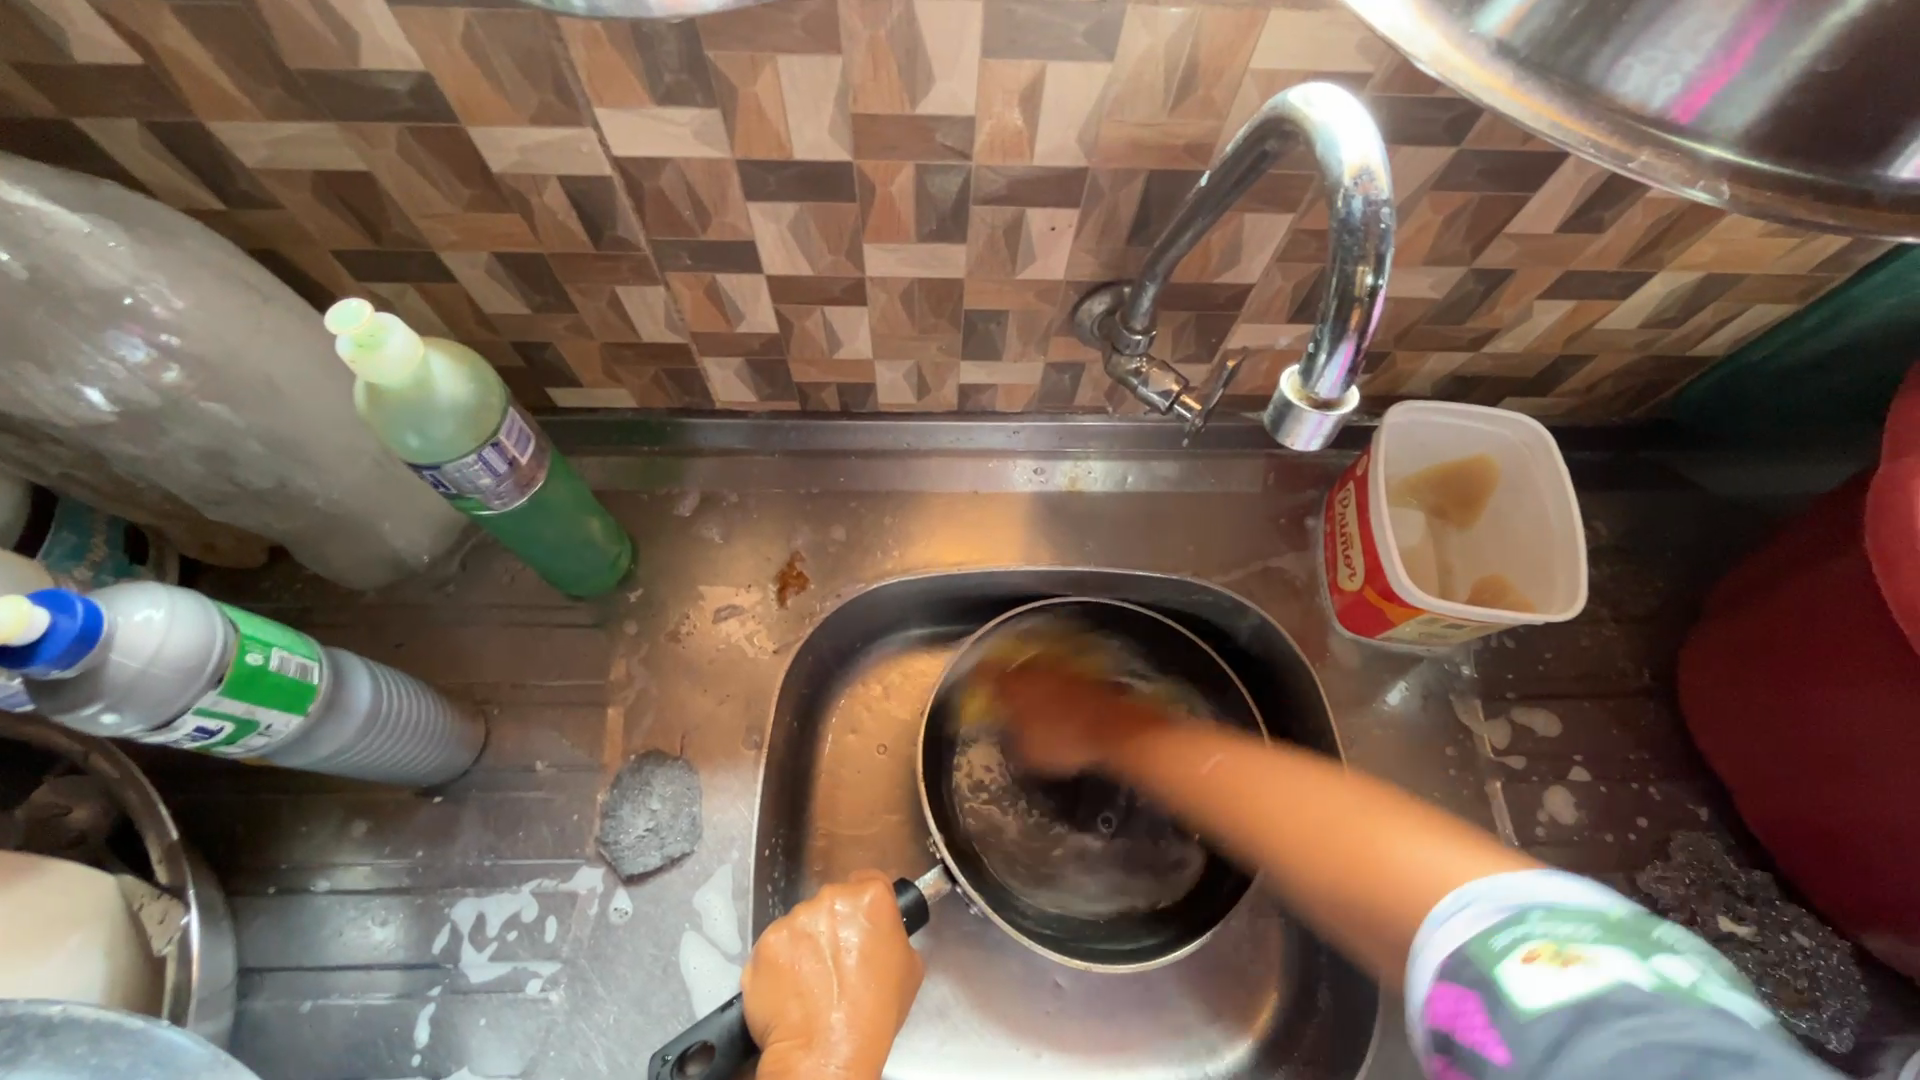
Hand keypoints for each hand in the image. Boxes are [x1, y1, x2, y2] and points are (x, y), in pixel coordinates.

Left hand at [740, 870, 923, 1079]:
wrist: (826, 1053)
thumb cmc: (874, 1015)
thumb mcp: (910, 969)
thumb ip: (894, 935)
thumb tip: (881, 933)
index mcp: (870, 898)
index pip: (869, 880)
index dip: (866, 904)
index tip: (862, 924)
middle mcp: (829, 899)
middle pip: (832, 901)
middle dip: (834, 924)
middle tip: (839, 961)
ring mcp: (792, 920)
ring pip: (801, 923)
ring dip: (806, 943)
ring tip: (813, 981)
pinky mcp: (764, 944)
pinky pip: (776, 946)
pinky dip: (781, 964)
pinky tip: (792, 989)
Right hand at [989, 666, 1170, 777]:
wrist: (1114, 729)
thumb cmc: (1064, 743)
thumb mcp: (1026, 753)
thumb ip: (1011, 738)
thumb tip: (1009, 733)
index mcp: (1013, 685)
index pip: (985, 673)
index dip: (976, 677)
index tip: (972, 683)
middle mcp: (1034, 670)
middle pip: (1012, 670)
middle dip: (1006, 681)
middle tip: (1002, 696)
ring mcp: (1060, 670)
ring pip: (1038, 673)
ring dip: (1033, 685)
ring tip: (1032, 704)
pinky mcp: (1083, 677)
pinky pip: (1060, 681)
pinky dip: (1056, 691)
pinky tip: (1060, 708)